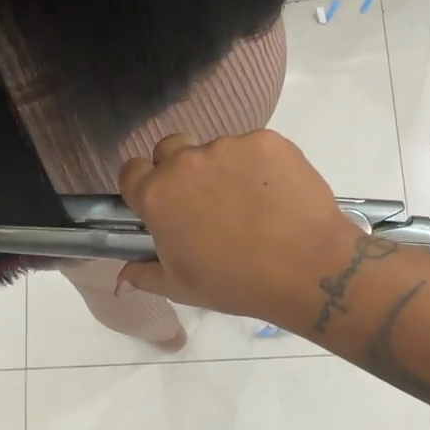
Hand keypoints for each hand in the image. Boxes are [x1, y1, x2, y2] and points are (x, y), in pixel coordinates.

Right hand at [116, 131, 361, 321]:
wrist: (307, 268)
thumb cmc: (235, 284)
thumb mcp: (180, 288)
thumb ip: (143, 274)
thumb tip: (122, 275)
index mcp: (157, 196)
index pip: (130, 171)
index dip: (141, 185)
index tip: (158, 204)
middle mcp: (186, 162)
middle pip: (169, 150)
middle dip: (177, 169)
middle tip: (202, 202)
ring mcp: (228, 146)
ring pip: (214, 150)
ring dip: (222, 170)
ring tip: (249, 205)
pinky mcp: (266, 140)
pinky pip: (252, 148)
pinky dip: (258, 167)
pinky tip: (273, 196)